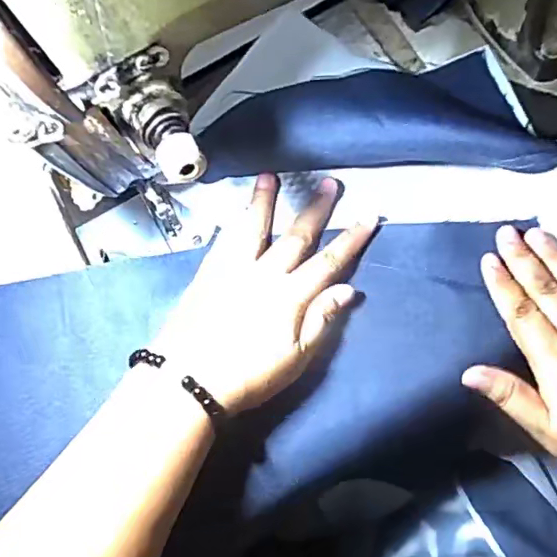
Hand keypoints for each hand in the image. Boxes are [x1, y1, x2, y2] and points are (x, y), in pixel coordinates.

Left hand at [151, 174, 376, 412]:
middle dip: (316, 209)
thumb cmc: (249, 377)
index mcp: (291, 296)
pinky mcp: (207, 274)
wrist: (189, 380)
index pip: (328, 261)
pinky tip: (236, 212)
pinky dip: (234, 221)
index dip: (350, 239)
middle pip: (296, 236)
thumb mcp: (296, 358)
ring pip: (254, 227)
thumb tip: (349, 289)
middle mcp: (264, 273)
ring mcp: (232, 270)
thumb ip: (322, 320)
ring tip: (271, 177)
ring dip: (265, 201)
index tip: (367, 216)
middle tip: (329, 183)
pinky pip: (224, 239)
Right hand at [463, 225, 556, 504]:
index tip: (489, 260)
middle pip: (548, 291)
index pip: (523, 315)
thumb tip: (470, 373)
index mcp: (556, 363)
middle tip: (508, 232)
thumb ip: (511, 397)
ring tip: (540, 232)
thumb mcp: (548, 432)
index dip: (504, 286)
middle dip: (525, 259)